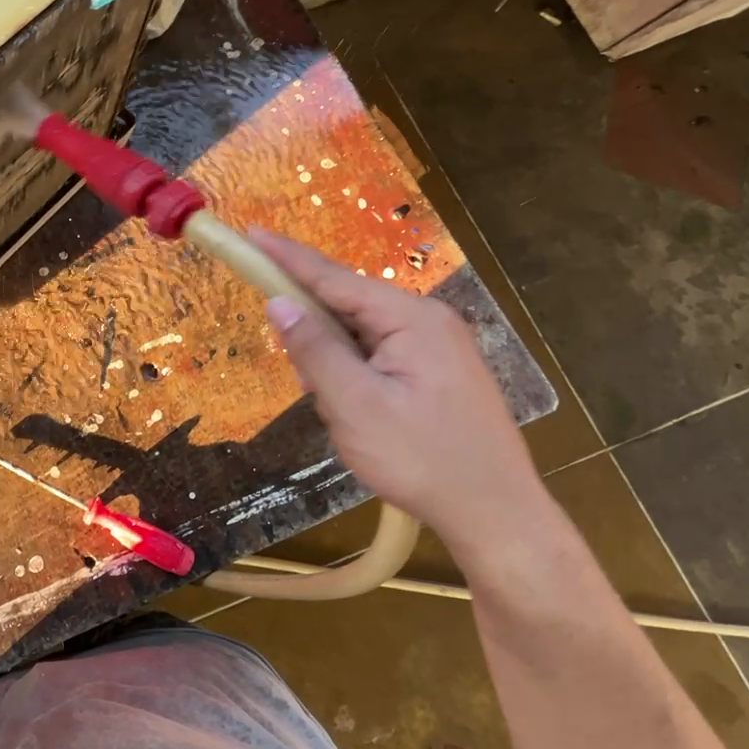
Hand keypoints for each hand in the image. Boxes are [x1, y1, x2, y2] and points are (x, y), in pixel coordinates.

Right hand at [252, 231, 543, 546]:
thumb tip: (278, 303)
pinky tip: (360, 414)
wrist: (498, 515)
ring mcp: (437, 347)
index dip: (287, 257)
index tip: (250, 233)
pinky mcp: (437, 372)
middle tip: (311, 386)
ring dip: (336, 368)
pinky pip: (377, 357)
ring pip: (359, 337)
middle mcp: (427, 321)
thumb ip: (314, 349)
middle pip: (346, 307)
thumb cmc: (422, 459)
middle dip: (315, 338)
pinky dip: (354, 377)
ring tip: (345, 416)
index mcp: (411, 319)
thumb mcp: (355, 405)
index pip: (334, 278)